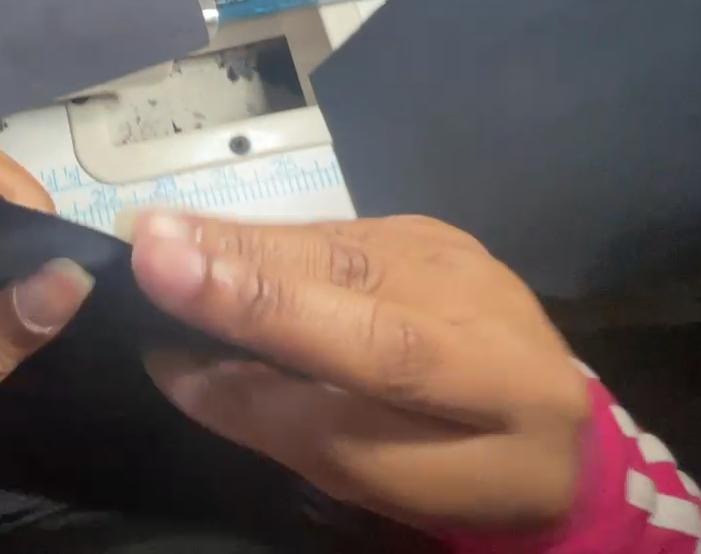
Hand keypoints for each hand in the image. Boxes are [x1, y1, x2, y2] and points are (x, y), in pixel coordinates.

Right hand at [129, 213, 588, 534]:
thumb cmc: (462, 468)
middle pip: (348, 285)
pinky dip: (259, 237)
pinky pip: (326, 230)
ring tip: (159, 229)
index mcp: (495, 394)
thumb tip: (177, 363)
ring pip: (328, 244)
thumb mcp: (386, 478)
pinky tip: (205, 232)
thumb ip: (287, 420)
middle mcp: (478, 305)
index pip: (375, 361)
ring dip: (236, 238)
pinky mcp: (421, 224)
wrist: (549, 411)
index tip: (168, 319)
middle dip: (244, 270)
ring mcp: (449, 251)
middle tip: (151, 245)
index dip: (269, 330)